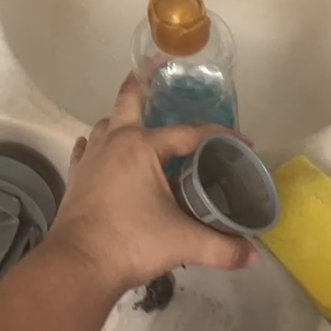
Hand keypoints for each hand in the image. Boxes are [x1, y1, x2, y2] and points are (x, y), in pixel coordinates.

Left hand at [46, 76, 258, 295]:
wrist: (78, 264)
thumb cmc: (131, 242)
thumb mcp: (183, 243)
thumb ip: (222, 246)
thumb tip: (253, 255)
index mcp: (142, 147)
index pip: (188, 133)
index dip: (218, 136)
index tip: (241, 141)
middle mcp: (115, 141)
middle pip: (130, 98)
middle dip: (145, 80)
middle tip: (159, 67)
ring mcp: (91, 156)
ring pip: (108, 123)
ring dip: (123, 118)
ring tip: (140, 123)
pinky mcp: (77, 174)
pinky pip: (86, 148)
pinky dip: (96, 144)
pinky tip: (100, 149)